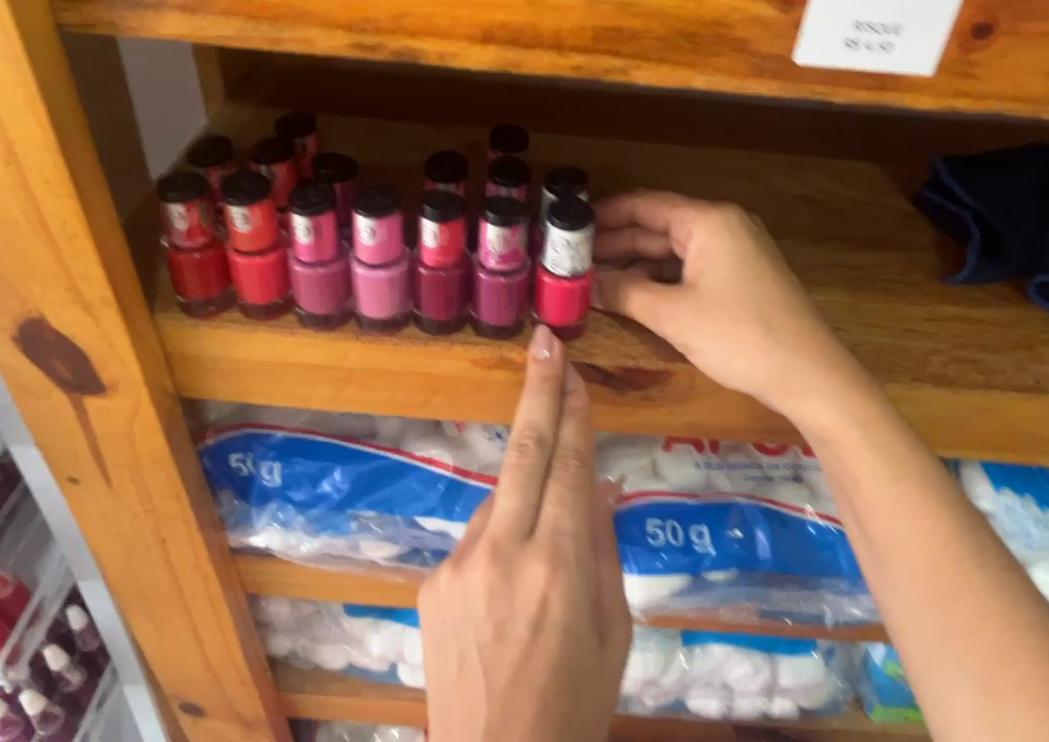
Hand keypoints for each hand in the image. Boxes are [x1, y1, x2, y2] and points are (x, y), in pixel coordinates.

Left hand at [418, 326, 631, 741]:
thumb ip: (606, 551)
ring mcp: (461, 563)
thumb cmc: (575, 705)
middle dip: (539, 393)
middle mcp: (506, 552)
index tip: (575, 372)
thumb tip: (603, 485)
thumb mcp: (614, 634)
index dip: (576, 414)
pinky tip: (513, 588)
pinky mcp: (434, 581)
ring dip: (526, 490)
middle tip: (544, 343)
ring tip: (545, 551)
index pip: (573, 467)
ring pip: (502, 497)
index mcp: (562, 567)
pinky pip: (479, 537)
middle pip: (526, 453)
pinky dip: (503, 538)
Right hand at [594, 191, 866, 416]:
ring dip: (635, 264)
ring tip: (592, 280)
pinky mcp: (740, 277)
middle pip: (657, 226)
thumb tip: (581, 285)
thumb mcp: (672, 315)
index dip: (604, 215)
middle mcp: (723, 226)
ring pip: (672, 250)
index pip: (645, 204)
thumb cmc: (739, 336)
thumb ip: (622, 293)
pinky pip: (690, 268)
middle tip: (571, 261)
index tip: (568, 229)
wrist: (810, 376)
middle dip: (615, 243)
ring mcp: (735, 251)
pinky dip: (659, 279)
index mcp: (708, 221)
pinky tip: (630, 294)